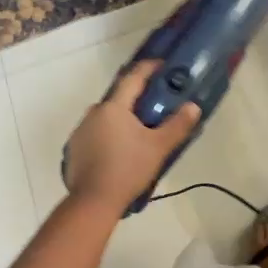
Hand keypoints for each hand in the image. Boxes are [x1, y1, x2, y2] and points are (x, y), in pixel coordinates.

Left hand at [64, 60, 201, 212]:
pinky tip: (118, 149)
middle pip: (118, 97)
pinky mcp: (74, 148)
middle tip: (154, 104)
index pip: (133, 78)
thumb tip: (193, 106)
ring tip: (138, 130)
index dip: (148, 68)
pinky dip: (108, 133)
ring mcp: (81, 130)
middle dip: (136, 97)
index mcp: (114, 107)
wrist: (93, 202)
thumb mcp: (158, 148)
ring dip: (121, 117)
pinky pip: (96, 131)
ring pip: (106, 115)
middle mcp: (94, 112)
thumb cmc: (128, 169)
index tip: (161, 65)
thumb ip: (177, 125)